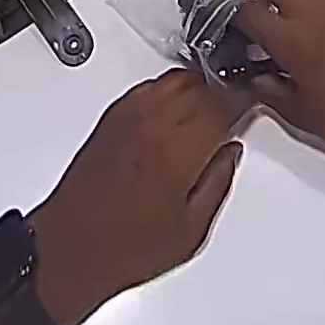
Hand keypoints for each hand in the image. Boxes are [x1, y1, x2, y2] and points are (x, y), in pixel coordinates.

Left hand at [27, 69, 244, 324]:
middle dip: (220, 96)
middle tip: (230, 112)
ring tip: (204, 111)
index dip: (240, 103)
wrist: (74, 244)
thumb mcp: (191, 230)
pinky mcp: (113, 114)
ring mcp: (129, 114)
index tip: (249, 105)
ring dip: (194, 89)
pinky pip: (149, 86)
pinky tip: (173, 112)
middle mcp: (151, 123)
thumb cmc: (126, 246)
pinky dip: (167, 90)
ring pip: (173, 79)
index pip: (220, 107)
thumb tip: (231, 151)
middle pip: (199, 86)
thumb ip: (218, 183)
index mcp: (176, 152)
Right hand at [231, 0, 324, 180]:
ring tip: (263, 10)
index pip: (247, 9)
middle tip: (238, 2)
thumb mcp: (297, 111)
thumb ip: (263, 86)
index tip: (221, 25)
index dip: (228, 15)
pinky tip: (294, 27)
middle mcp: (313, 13)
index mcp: (295, 39)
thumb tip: (243, 72)